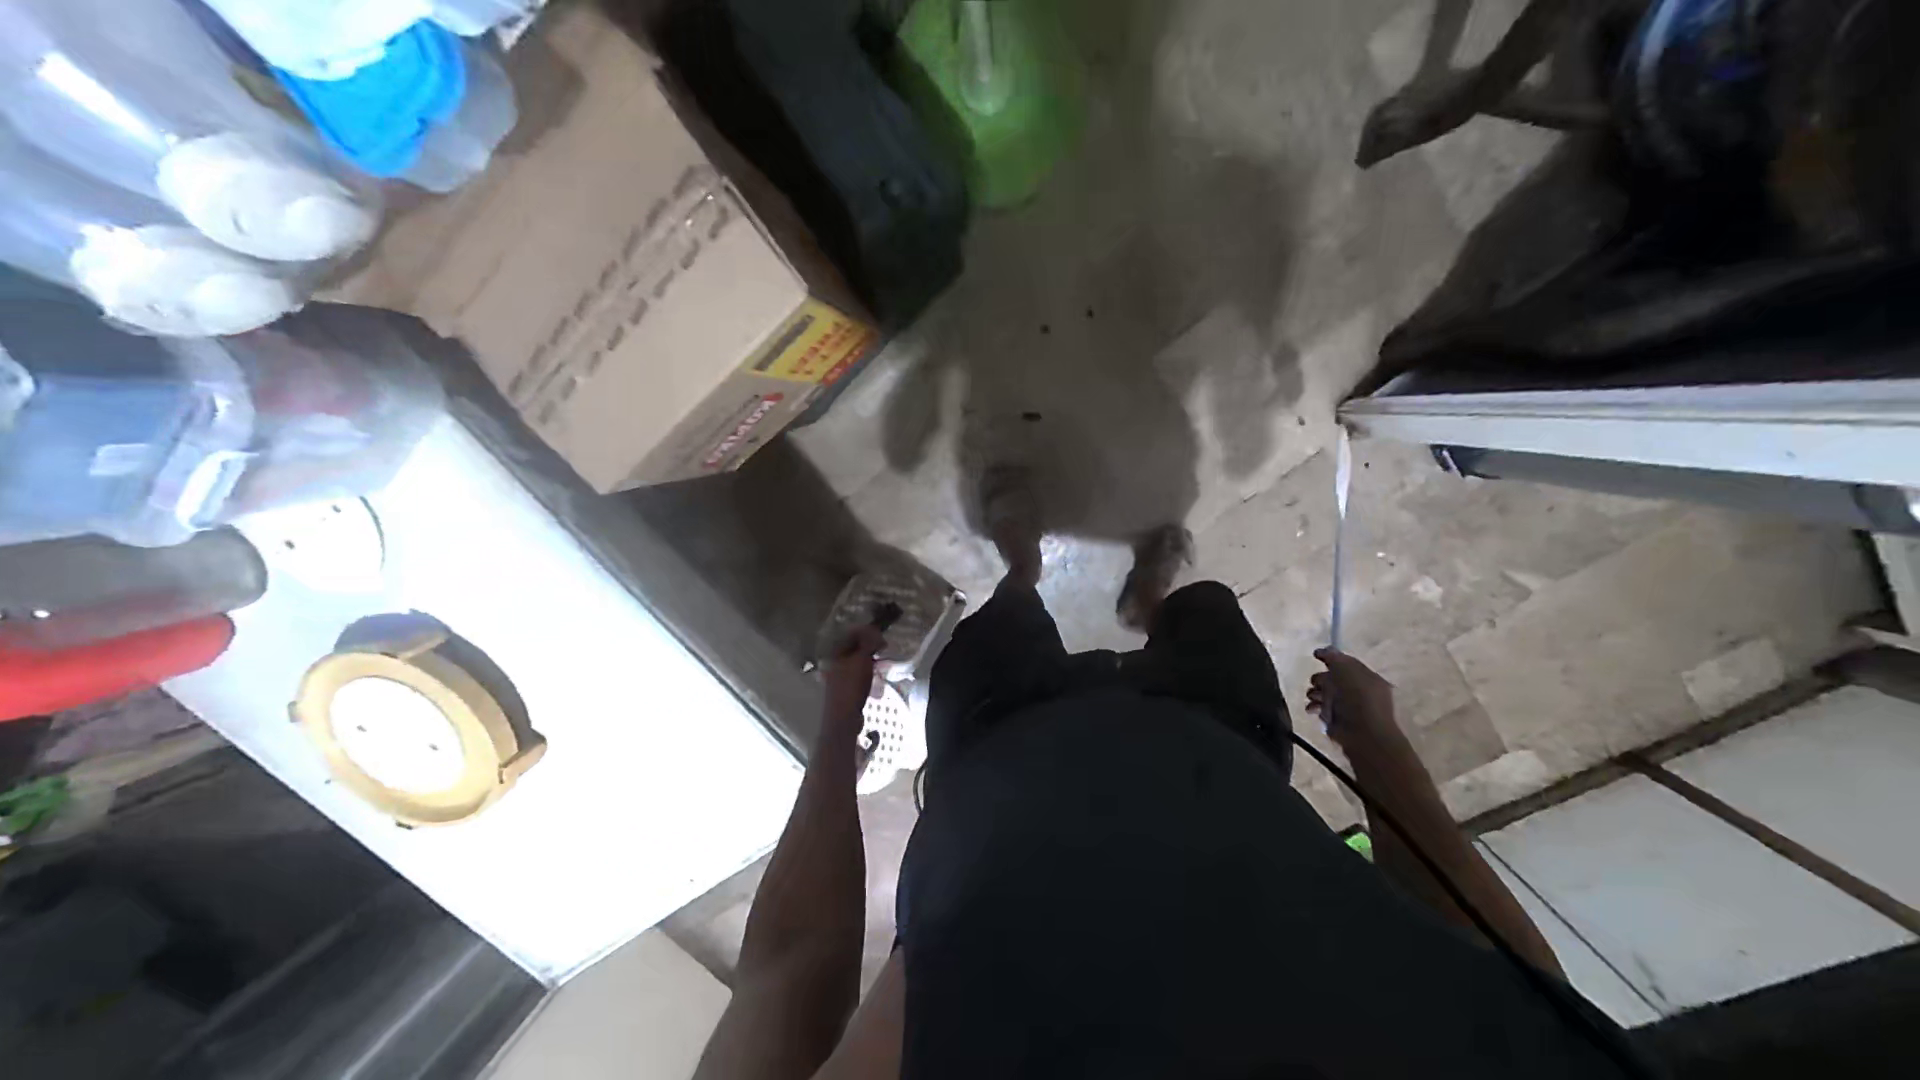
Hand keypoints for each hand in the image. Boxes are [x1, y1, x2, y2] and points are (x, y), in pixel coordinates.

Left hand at [823, 626, 884, 736]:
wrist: (843, 719)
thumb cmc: (851, 686)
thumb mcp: (862, 660)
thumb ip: (868, 643)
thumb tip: (873, 629)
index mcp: (834, 653)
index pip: (851, 635)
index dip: (867, 633)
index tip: (882, 639)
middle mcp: (833, 663)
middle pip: (854, 650)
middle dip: (871, 650)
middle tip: (884, 653)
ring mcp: (837, 679)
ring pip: (857, 665)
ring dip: (872, 665)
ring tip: (884, 669)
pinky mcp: (844, 692)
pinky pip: (858, 679)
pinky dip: (869, 679)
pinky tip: (878, 687)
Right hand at [1308, 647, 1396, 746]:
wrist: (1361, 732)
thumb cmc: (1357, 696)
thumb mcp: (1346, 668)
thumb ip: (1333, 656)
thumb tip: (1322, 650)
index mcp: (1368, 678)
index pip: (1346, 664)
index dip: (1331, 660)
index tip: (1317, 657)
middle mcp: (1360, 692)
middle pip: (1332, 678)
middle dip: (1320, 679)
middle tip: (1318, 684)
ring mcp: (1349, 708)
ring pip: (1325, 693)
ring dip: (1315, 693)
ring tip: (1314, 698)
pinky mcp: (1337, 721)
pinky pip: (1321, 709)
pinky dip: (1315, 707)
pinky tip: (1313, 709)